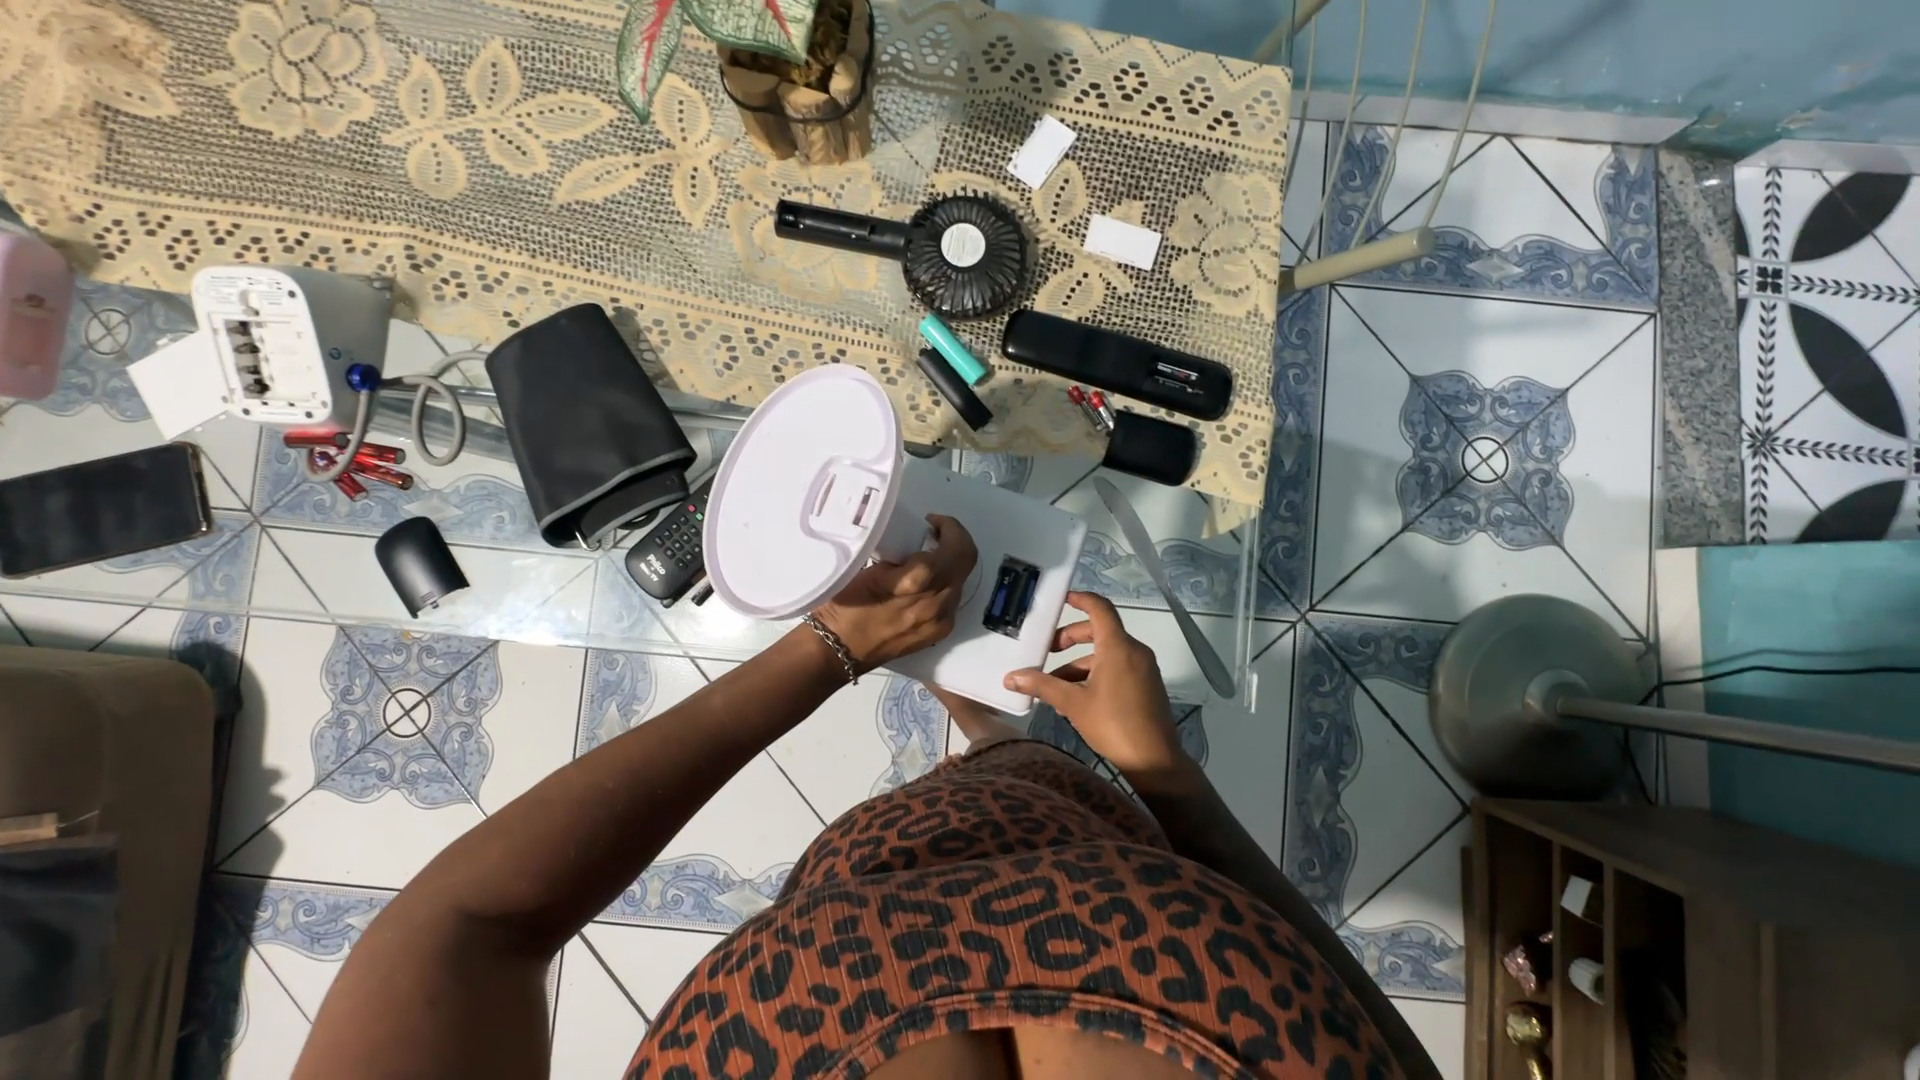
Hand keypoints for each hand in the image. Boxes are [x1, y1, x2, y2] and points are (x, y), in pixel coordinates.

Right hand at [812, 515, 977, 672]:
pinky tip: (919, 587)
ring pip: (958, 582)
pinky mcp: (938, 633)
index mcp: (919, 581)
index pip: (958, 547)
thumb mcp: (871, 568)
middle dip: (953, 543)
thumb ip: (902, 557)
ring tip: (922, 561)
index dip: (952, 527)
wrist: (838, 650)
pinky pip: (949, 601)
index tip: (932, 522)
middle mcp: (938, 602)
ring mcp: (941, 620)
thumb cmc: (845, 604)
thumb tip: (915, 547)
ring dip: (947, 565)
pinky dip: (941, 586)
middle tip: (931, 536)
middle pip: (966, 562)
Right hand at [1004, 591, 1182, 774]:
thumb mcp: (1072, 704)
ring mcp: (1143, 668)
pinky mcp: (1146, 685)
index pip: (1100, 609)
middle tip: (1047, 650)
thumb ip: (1041, 685)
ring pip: (1106, 654)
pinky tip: (1076, 698)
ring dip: (1079, 663)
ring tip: (1054, 684)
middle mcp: (1134, 651)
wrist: (1155, 760)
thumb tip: (1011, 677)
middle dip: (1070, 638)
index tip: (1062, 599)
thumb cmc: (1113, 724)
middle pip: (1099, 631)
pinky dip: (1095, 674)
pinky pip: (1117, 668)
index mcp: (1118, 647)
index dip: (1081, 599)